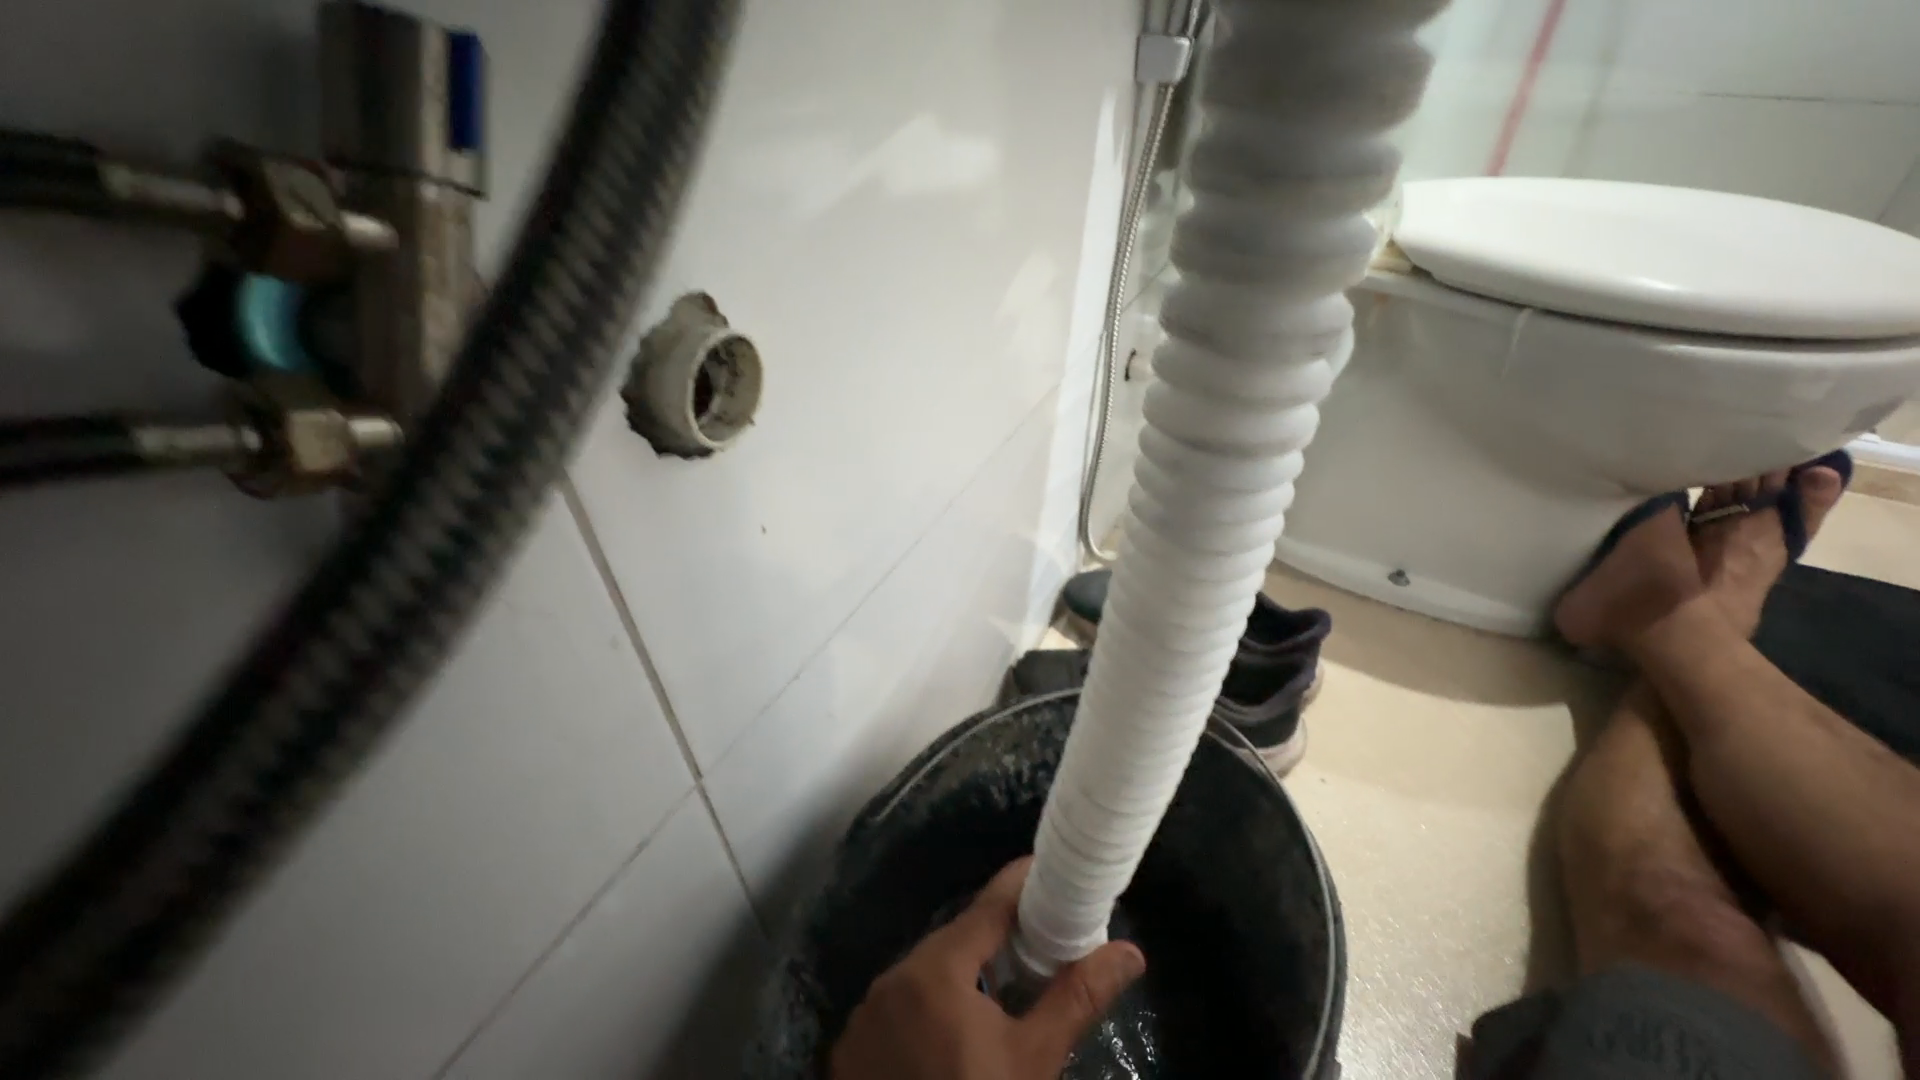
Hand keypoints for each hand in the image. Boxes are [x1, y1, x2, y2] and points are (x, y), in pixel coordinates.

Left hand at [829, 858, 1146, 1079]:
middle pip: (955, 937)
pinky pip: (901, 1005)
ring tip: (1008, 984)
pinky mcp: (853, 1048)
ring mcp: (865, 1014)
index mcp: (934, 970)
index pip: (988, 905)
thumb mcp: (1033, 1059)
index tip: (1053, 874)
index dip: (1022, 885)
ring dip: (965, 971)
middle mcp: (892, 978)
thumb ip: (1077, 997)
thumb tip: (1130, 952)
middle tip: (1043, 939)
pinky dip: (932, 1003)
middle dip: (999, 934)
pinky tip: (958, 1028)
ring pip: (926, 971)